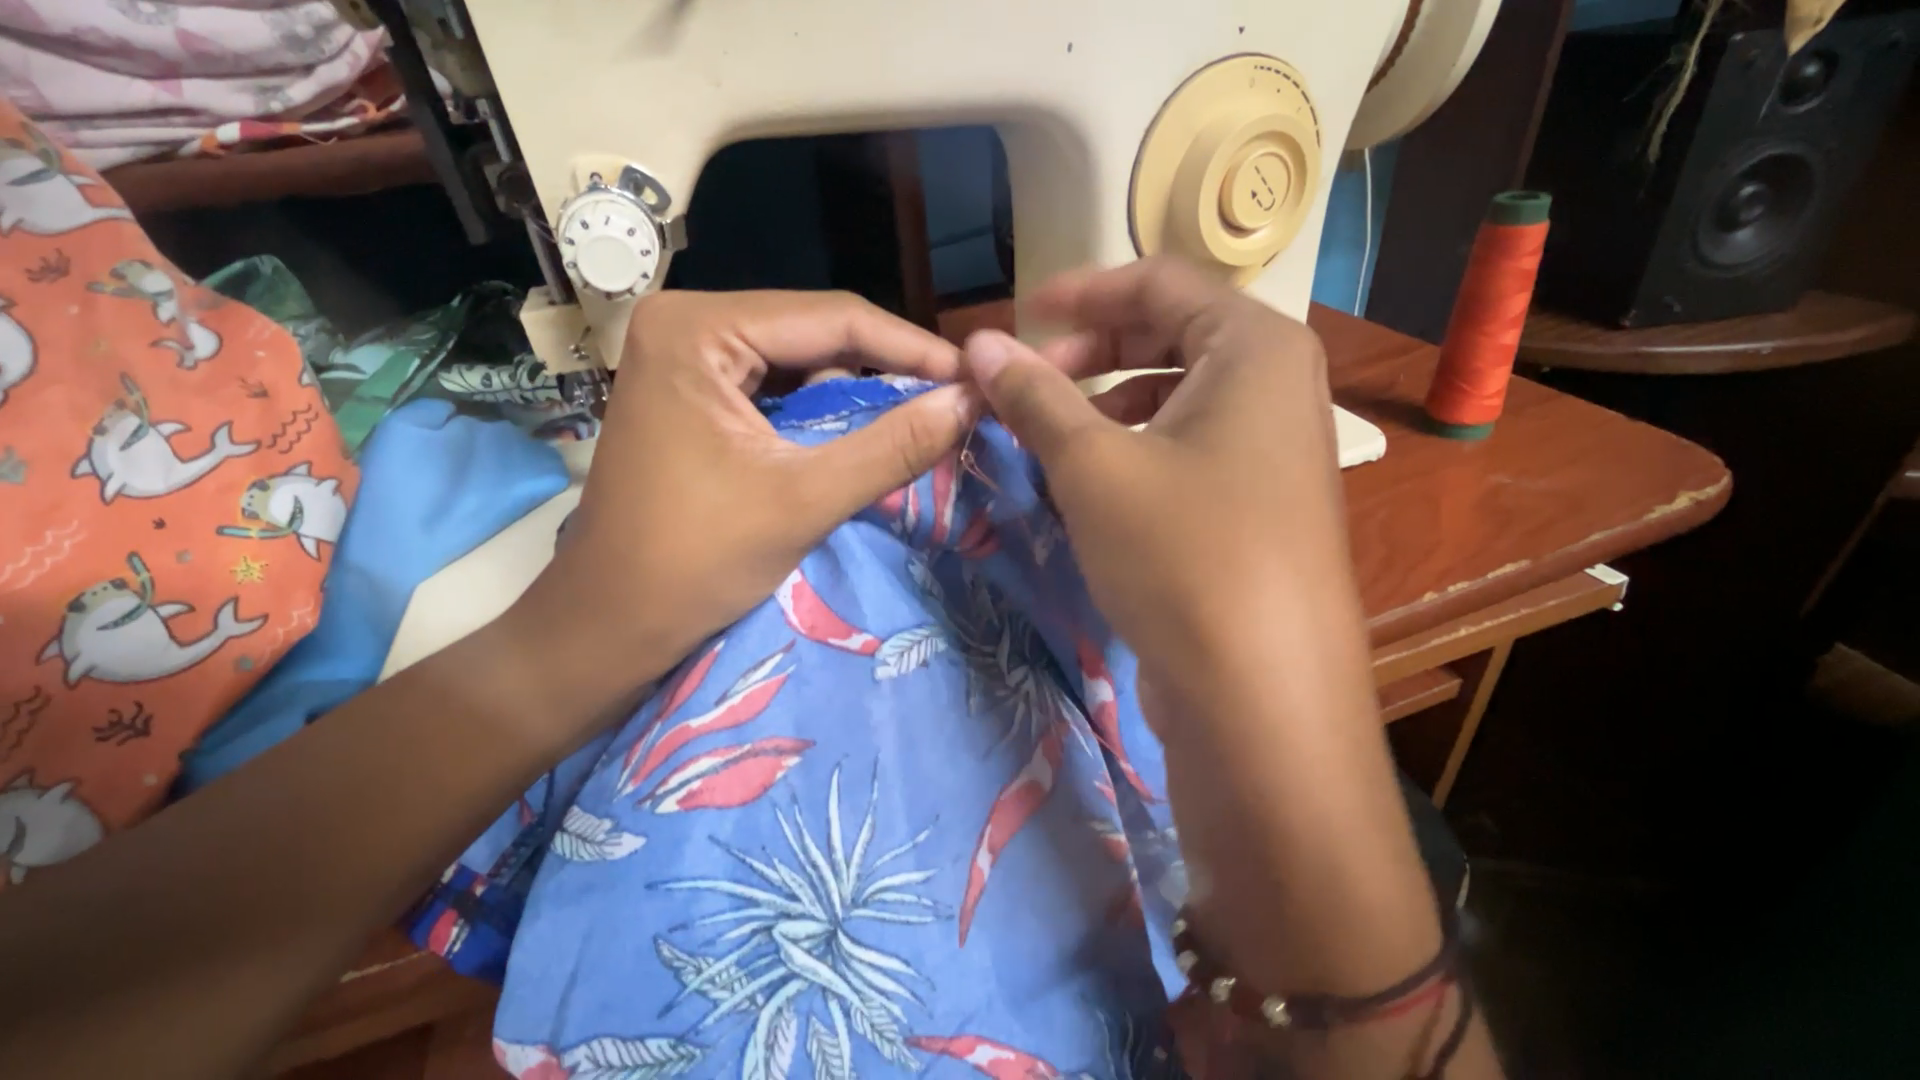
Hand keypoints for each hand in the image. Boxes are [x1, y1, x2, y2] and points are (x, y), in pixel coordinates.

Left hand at [517, 290, 977, 714]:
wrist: (608, 625)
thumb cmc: (693, 562)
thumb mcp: (804, 499)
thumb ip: (893, 446)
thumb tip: (974, 401)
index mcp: (697, 328)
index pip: (832, 317)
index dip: (913, 348)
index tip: (977, 378)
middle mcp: (686, 322)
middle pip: (815, 331)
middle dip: (886, 370)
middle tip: (954, 404)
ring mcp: (683, 357)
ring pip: (800, 360)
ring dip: (857, 394)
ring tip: (919, 424)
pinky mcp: (690, 393)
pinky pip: (775, 387)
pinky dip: (821, 413)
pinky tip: (860, 438)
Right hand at [961, 258, 1367, 717]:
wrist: (1262, 694)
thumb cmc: (1181, 554)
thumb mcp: (1093, 466)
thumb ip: (1035, 396)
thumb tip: (982, 344)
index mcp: (1256, 347)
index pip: (1159, 281)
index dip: (1079, 293)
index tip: (1016, 319)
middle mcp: (1278, 385)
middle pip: (1171, 334)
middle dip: (1090, 352)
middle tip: (1026, 385)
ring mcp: (1275, 450)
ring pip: (1177, 397)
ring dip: (1107, 406)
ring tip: (1049, 439)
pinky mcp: (1262, 505)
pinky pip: (1190, 448)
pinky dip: (1136, 450)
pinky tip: (1090, 488)